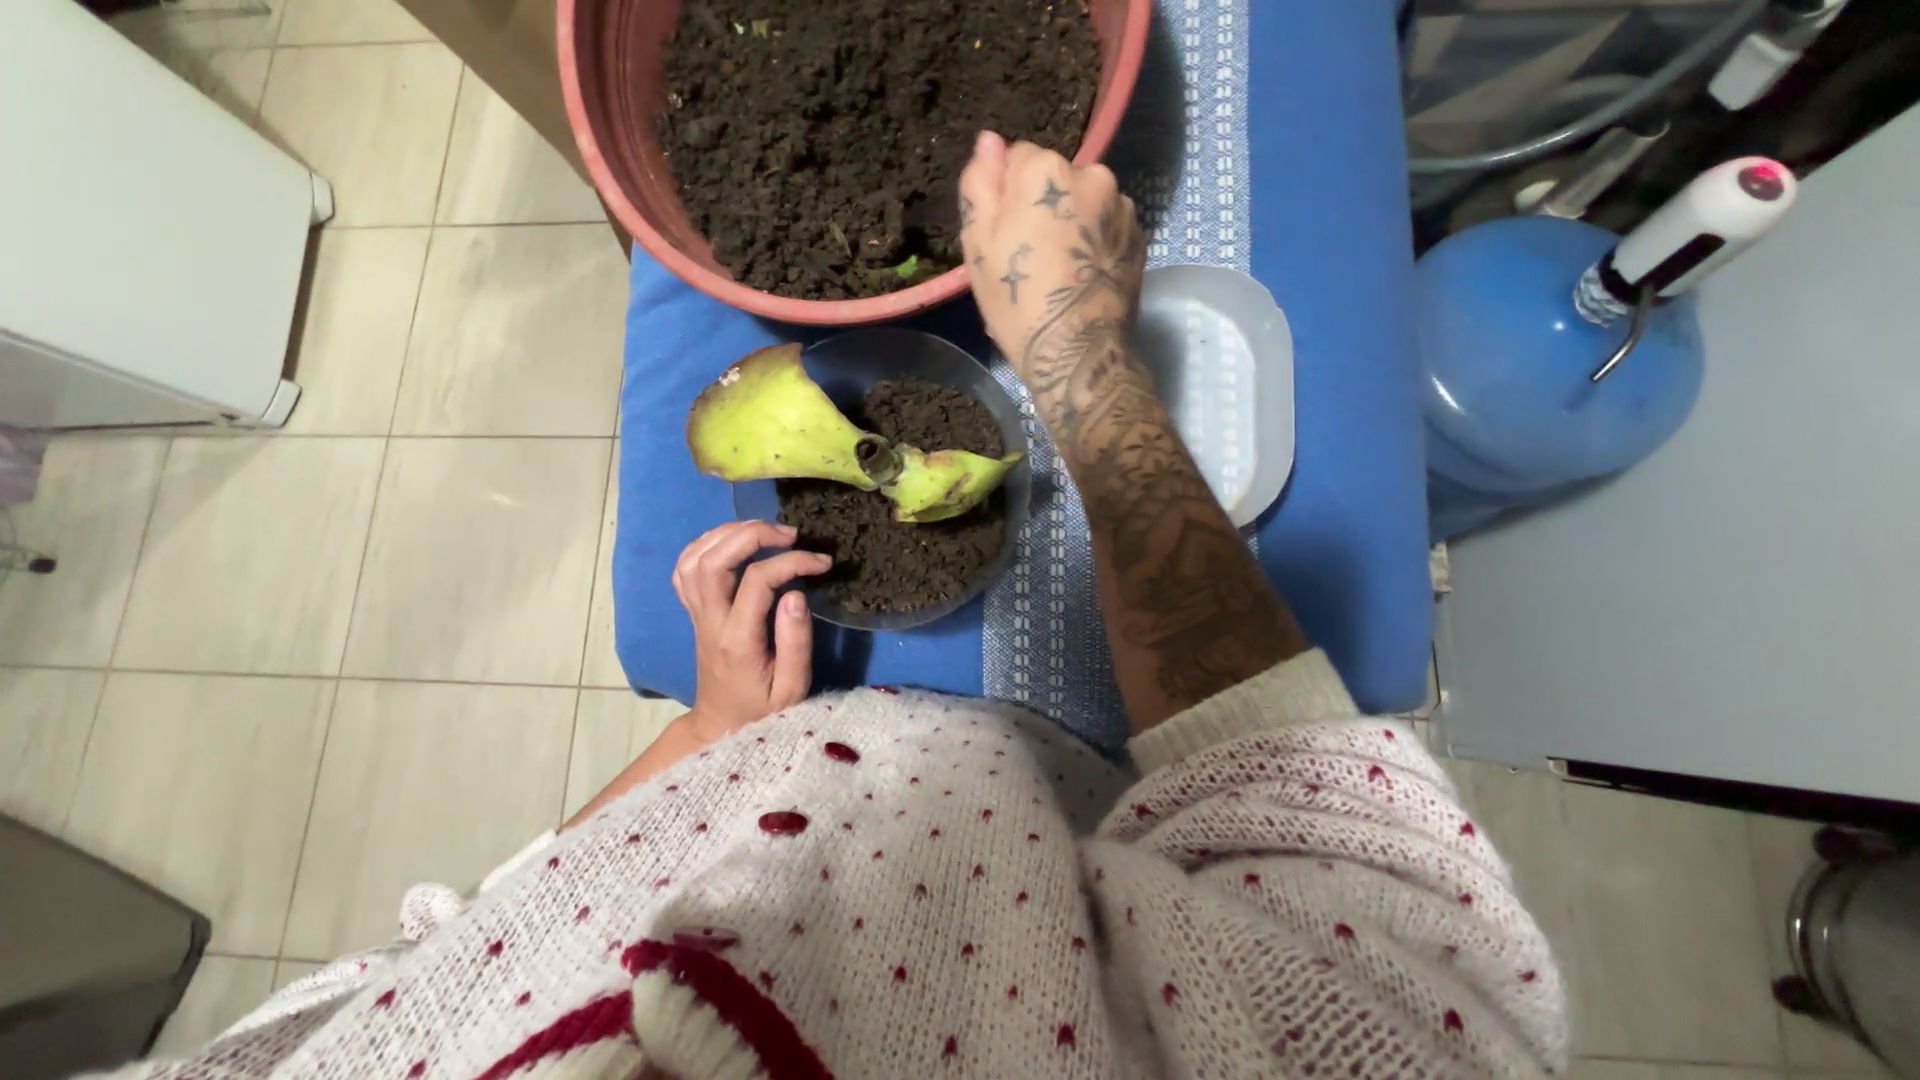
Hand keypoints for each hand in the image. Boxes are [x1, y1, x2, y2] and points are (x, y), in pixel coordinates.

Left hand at [671, 521, 831, 742]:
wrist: (721, 726)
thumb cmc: (762, 710)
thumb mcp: (792, 688)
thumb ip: (795, 642)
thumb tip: (796, 595)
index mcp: (737, 640)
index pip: (757, 580)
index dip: (792, 561)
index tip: (821, 563)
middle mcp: (709, 621)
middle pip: (713, 560)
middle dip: (752, 534)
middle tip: (789, 534)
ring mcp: (695, 614)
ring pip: (693, 558)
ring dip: (727, 534)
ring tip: (764, 531)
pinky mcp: (692, 612)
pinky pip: (685, 568)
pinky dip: (705, 544)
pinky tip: (733, 541)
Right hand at [958, 131, 1145, 376]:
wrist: (1077, 351)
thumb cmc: (1018, 300)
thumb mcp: (979, 245)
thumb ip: (980, 184)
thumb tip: (988, 140)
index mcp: (1046, 169)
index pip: (1017, 159)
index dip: (1006, 196)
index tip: (1006, 235)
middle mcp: (1093, 174)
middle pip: (1055, 178)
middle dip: (1043, 205)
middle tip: (1032, 257)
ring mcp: (1122, 205)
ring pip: (1084, 201)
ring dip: (1072, 222)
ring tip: (1060, 269)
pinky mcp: (1140, 236)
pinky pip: (1107, 225)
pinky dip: (1094, 240)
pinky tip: (1083, 275)